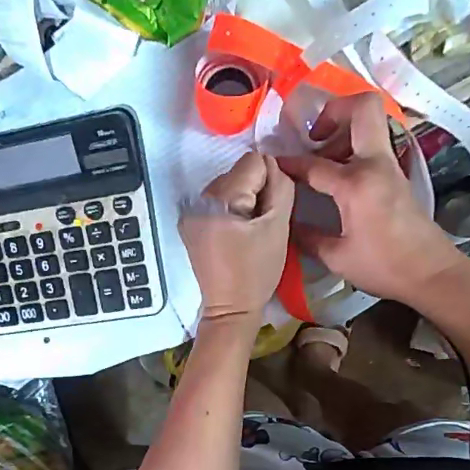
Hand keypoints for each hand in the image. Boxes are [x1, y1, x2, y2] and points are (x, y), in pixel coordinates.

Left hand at [183, 151, 293, 324]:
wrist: (230, 308)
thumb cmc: (258, 270)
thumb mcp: (279, 226)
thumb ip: (280, 186)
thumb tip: (273, 165)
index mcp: (219, 198)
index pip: (253, 161)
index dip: (270, 183)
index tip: (269, 213)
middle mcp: (197, 198)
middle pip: (238, 172)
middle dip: (254, 193)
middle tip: (259, 227)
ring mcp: (189, 211)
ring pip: (228, 186)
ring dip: (242, 202)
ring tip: (246, 234)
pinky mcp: (189, 224)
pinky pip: (217, 203)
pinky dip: (230, 212)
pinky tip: (234, 236)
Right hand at [273, 94, 463, 306]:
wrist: (431, 273)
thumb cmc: (384, 267)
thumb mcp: (338, 258)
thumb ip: (309, 237)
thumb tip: (290, 224)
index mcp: (356, 183)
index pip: (314, 163)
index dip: (289, 163)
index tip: (274, 166)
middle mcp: (375, 165)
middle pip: (362, 107)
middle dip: (333, 111)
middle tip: (314, 137)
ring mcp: (390, 167)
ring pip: (370, 124)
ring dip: (343, 130)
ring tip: (323, 158)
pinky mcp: (398, 177)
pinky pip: (374, 146)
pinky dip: (354, 148)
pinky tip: (338, 175)